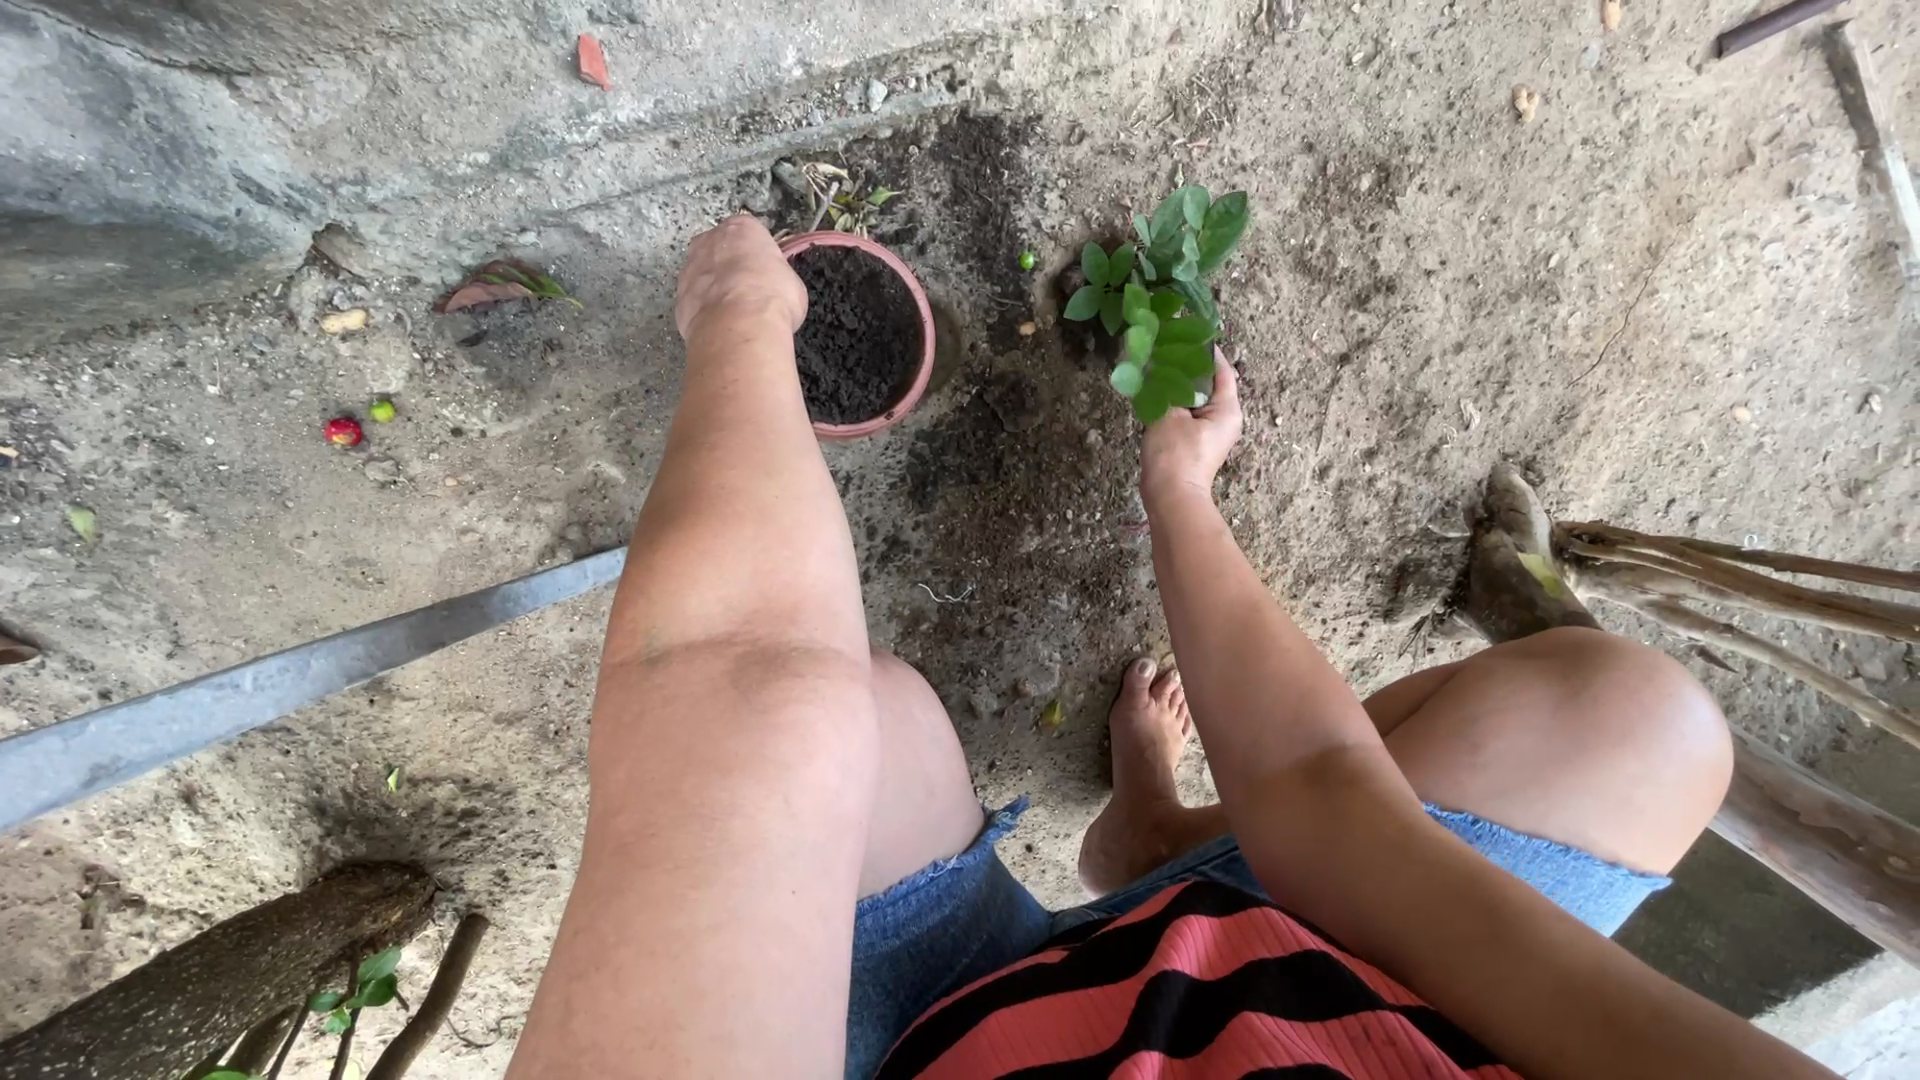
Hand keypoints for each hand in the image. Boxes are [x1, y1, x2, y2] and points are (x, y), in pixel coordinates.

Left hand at [674, 214, 807, 340]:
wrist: (741, 327)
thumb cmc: (770, 298)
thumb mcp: (794, 284)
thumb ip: (778, 277)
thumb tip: (777, 286)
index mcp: (741, 228)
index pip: (750, 232)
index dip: (760, 255)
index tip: (768, 271)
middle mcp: (709, 241)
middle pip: (720, 249)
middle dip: (731, 267)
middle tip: (751, 291)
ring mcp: (690, 269)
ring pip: (704, 275)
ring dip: (716, 290)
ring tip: (737, 314)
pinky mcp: (680, 298)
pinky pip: (695, 302)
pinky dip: (706, 312)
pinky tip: (723, 326)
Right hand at [1141, 353, 1242, 501]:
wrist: (1170, 497)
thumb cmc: (1175, 455)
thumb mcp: (1169, 414)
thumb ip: (1166, 388)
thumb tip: (1159, 367)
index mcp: (1227, 409)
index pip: (1221, 370)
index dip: (1205, 351)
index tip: (1187, 335)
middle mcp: (1225, 419)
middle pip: (1208, 384)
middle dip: (1186, 368)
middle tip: (1165, 350)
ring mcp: (1210, 433)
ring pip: (1194, 400)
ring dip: (1176, 387)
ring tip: (1156, 369)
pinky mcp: (1194, 444)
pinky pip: (1185, 415)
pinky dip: (1172, 404)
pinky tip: (1154, 395)